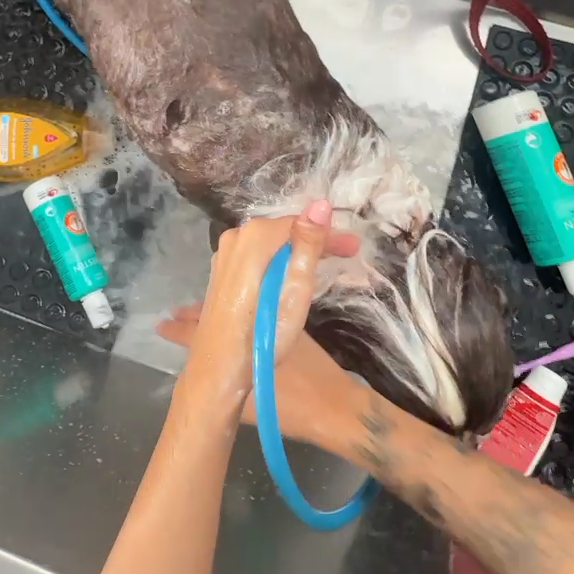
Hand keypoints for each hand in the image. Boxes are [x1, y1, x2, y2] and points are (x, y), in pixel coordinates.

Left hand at [158, 201, 361, 430]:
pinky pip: (255, 257)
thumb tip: (320, 204)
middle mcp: (234, 238)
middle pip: (282, 232)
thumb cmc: (264, 334)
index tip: (354, 247)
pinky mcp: (220, 273)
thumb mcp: (295, 290)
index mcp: (254, 237)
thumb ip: (308, 245)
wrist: (220, 370)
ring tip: (325, 265)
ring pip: (269, 244)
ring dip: (296, 251)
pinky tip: (290, 275)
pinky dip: (276, 261)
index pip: (299, 224)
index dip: (328, 234)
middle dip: (314, 241)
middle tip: (347, 254)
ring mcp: (223, 255)